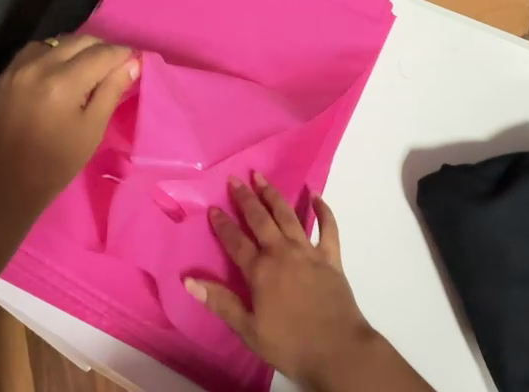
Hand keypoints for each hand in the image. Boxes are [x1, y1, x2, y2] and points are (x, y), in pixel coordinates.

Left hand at [0, 33, 140, 213]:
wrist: (3, 185)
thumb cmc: (54, 165)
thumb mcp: (91, 131)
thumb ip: (111, 91)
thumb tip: (132, 63)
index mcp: (63, 83)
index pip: (101, 53)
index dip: (122, 54)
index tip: (134, 61)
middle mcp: (39, 66)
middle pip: (80, 40)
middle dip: (101, 49)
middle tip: (114, 67)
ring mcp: (18, 68)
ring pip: (57, 41)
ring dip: (76, 49)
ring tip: (86, 71)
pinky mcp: (5, 74)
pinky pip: (36, 50)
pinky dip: (53, 54)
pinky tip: (59, 72)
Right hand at [184, 174, 378, 388]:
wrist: (338, 351)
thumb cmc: (290, 344)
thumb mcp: (249, 330)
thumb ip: (221, 302)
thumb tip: (189, 280)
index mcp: (260, 271)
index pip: (236, 241)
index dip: (223, 224)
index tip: (213, 207)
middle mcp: (282, 252)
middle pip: (260, 219)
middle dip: (246, 198)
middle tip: (235, 179)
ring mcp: (308, 251)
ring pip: (288, 216)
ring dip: (273, 195)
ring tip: (262, 178)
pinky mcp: (331, 257)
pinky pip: (328, 228)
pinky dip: (323, 211)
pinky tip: (316, 196)